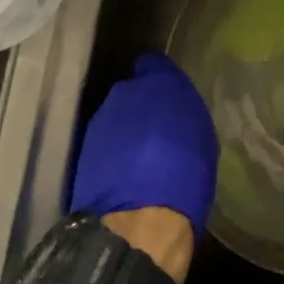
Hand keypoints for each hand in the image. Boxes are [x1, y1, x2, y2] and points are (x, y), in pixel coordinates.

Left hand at [69, 53, 217, 235]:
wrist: (141, 221)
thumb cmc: (187, 173)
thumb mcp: (201, 135)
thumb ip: (183, 113)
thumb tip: (173, 112)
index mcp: (161, 82)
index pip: (155, 63)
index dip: (159, 78)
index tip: (167, 95)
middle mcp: (126, 91)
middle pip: (133, 91)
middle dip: (142, 105)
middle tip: (155, 128)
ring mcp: (100, 120)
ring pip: (116, 116)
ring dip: (125, 129)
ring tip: (139, 155)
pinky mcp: (82, 149)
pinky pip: (103, 141)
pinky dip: (111, 151)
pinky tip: (122, 172)